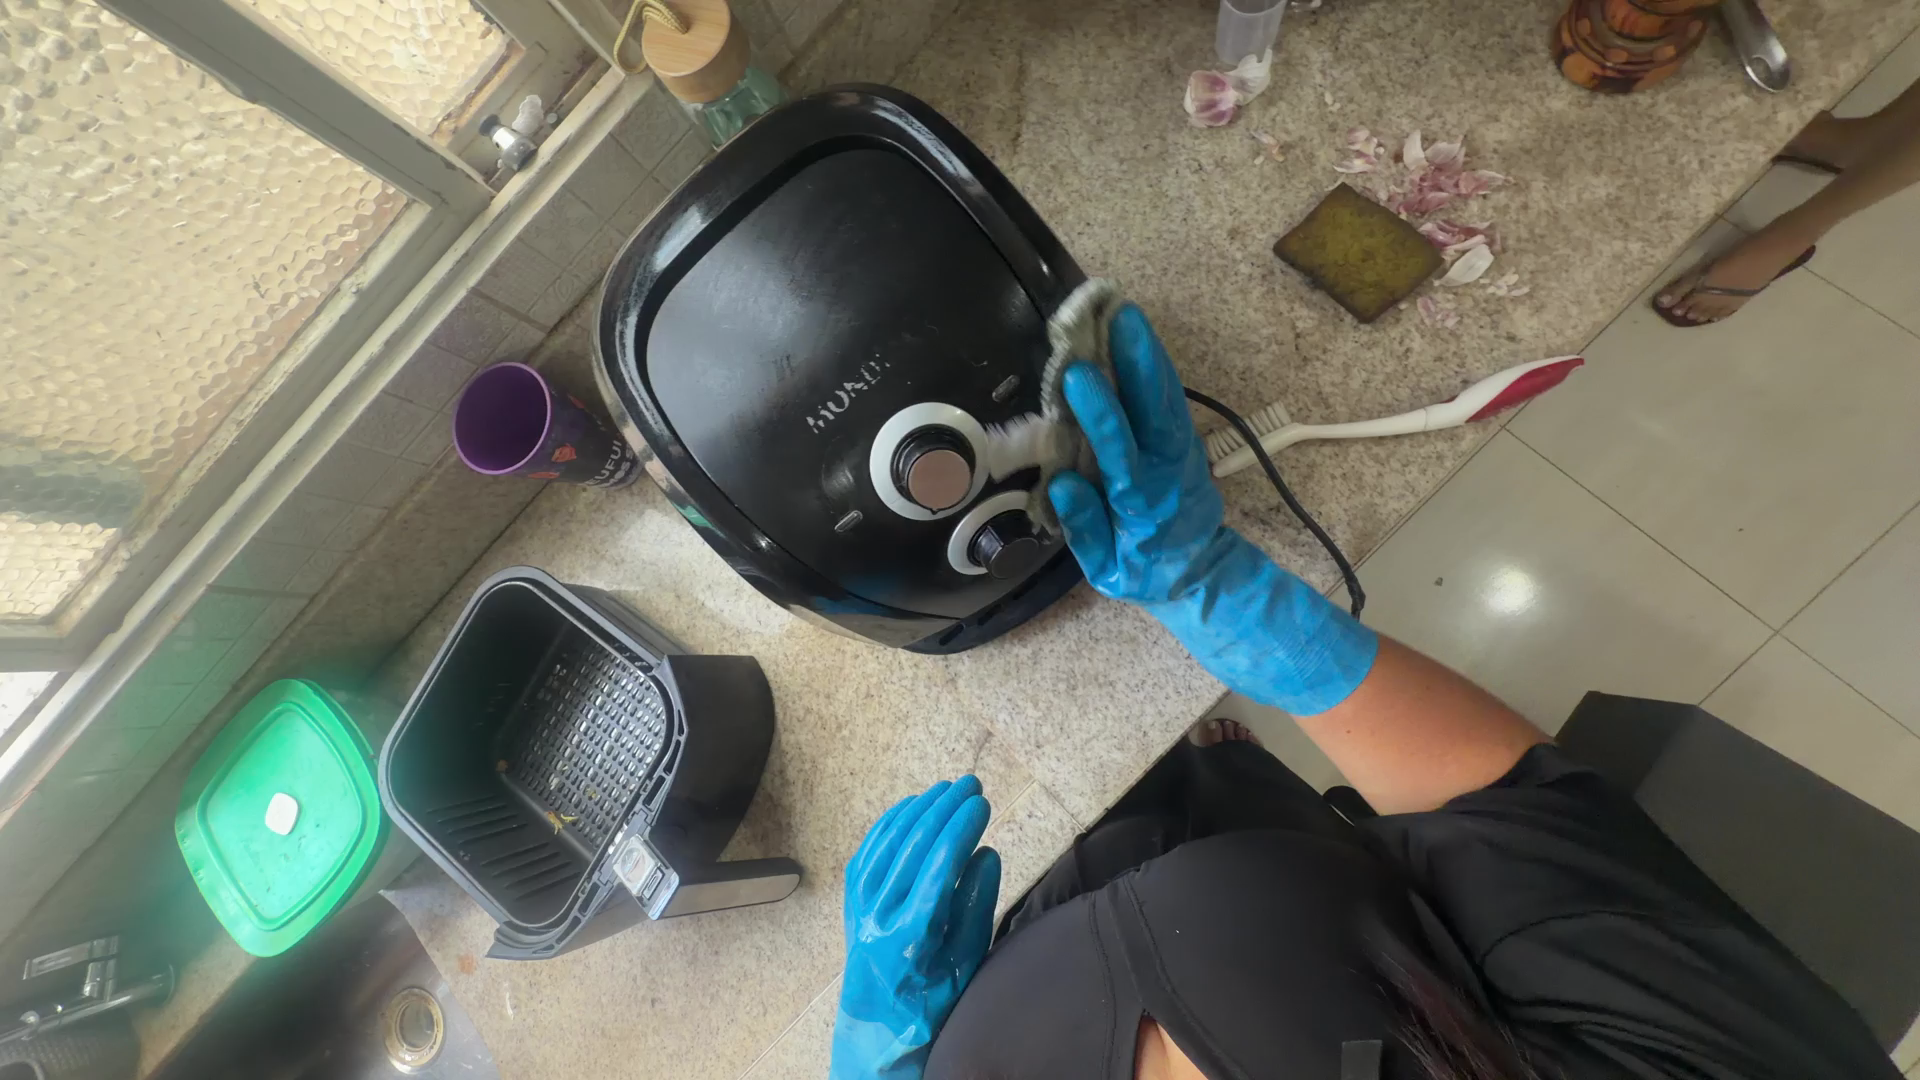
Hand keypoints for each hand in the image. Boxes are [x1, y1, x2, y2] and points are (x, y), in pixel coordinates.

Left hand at [829, 776, 1000, 1079]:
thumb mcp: (966, 966)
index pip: (939, 866)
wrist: (876, 1030)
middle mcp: (880, 914)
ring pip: (890, 840)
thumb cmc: (931, 1002)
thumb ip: (977, 908)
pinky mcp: (852, 896)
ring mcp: (861, 903)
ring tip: (947, 788)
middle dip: (945, 807)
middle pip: (914, 845)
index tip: (982, 803)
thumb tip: (986, 852)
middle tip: (971, 785)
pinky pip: (871, 848)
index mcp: (912, 937)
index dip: (961, 828)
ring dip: (921, 808)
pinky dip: (892, 821)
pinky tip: (912, 805)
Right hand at [1045, 304, 1377, 715]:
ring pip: (1169, 396)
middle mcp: (1168, 469)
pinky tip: (1139, 339)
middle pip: (1157, 409)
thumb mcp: (1105, 569)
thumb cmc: (1142, 572)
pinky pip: (1172, 400)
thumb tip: (1063, 481)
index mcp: (1142, 503)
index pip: (1121, 450)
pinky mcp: (1186, 442)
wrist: (1197, 573)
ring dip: (1148, 354)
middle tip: (1115, 314)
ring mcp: (1183, 452)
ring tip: (1125, 313)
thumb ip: (1084, 526)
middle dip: (1137, 361)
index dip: (1102, 412)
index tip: (1079, 375)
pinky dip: (1157, 367)